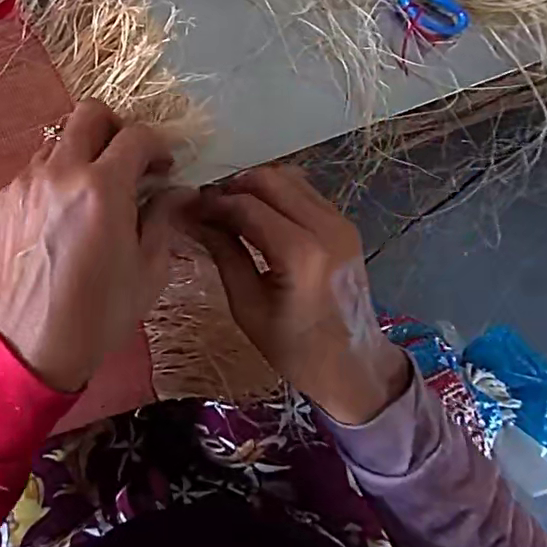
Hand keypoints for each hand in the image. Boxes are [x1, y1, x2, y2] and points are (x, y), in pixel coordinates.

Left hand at [0, 100, 194, 391]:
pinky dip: (56, 176)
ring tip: (93, 189)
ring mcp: (26, 181)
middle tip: (127, 159)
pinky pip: (36, 168)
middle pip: (89, 113)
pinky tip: (63, 213)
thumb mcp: (149, 268)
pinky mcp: (6, 196)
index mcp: (101, 188)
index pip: (135, 135)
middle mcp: (60, 172)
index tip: (162, 166)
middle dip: (116, 127)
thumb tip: (176, 190)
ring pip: (58, 139)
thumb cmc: (100, 311)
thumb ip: (164, 217)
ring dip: (82, 152)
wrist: (33, 338)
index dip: (157, 145)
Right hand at [197, 165, 411, 424]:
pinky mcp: (344, 225)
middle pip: (267, 179)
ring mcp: (340, 224)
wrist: (358, 369)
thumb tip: (191, 217)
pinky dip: (274, 193)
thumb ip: (222, 252)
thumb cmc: (296, 348)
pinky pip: (302, 190)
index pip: (244, 205)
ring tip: (229, 209)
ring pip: (286, 177)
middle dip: (231, 187)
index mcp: (301, 254)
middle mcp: (326, 229)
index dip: (211, 202)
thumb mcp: (246, 305)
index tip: (188, 209)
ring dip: (252, 186)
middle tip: (207, 207)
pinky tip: (256, 215)